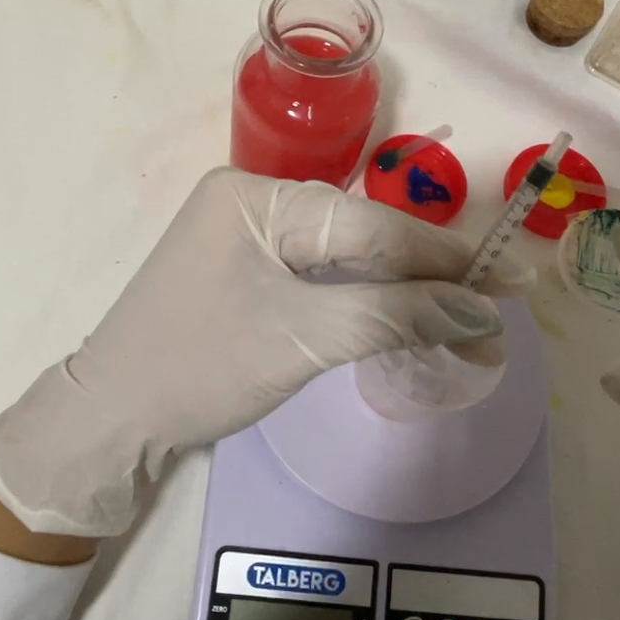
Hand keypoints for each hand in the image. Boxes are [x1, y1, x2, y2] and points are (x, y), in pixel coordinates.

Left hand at [0, 168, 532, 537]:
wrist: (110, 423)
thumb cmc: (198, 369)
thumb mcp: (301, 338)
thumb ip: (391, 314)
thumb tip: (477, 311)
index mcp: (256, 196)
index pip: (371, 224)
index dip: (444, 257)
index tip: (510, 279)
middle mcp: (253, 203)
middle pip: (362, 237)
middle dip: (428, 278)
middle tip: (493, 309)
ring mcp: (247, 239)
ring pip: (346, 259)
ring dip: (402, 293)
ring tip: (462, 320)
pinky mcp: (246, 274)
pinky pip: (319, 278)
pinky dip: (364, 302)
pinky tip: (404, 317)